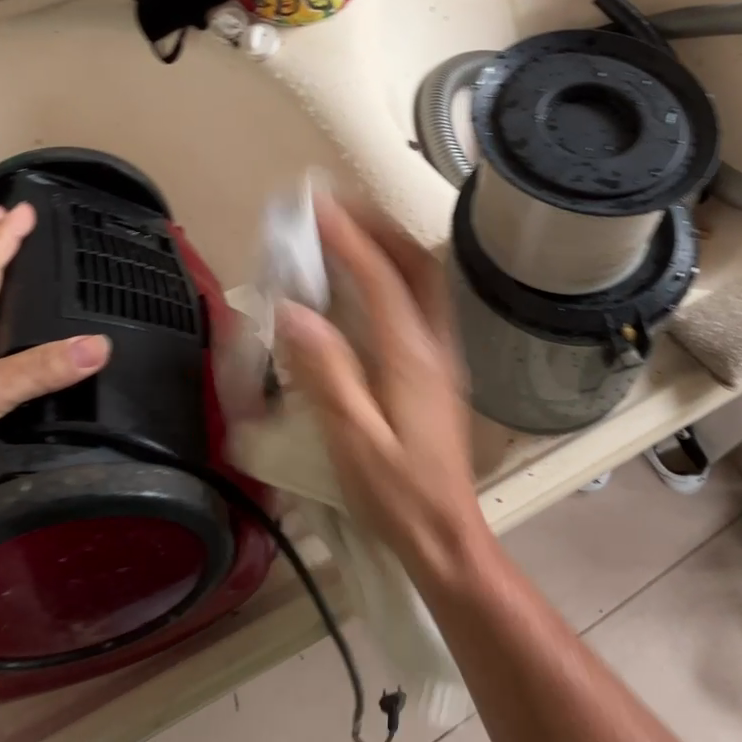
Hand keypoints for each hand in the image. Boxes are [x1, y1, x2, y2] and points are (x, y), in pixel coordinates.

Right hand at [276, 193, 487, 580]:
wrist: (447, 535)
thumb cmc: (397, 496)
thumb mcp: (354, 442)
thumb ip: (327, 374)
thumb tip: (294, 313)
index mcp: (411, 359)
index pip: (381, 280)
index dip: (349, 238)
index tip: (318, 206)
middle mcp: (434, 346)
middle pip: (417, 265)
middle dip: (380, 226)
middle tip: (340, 207)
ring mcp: (443, 356)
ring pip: (425, 281)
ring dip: (391, 246)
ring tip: (351, 231)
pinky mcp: (440, 371)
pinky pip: (422, 303)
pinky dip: (397, 275)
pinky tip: (371, 284)